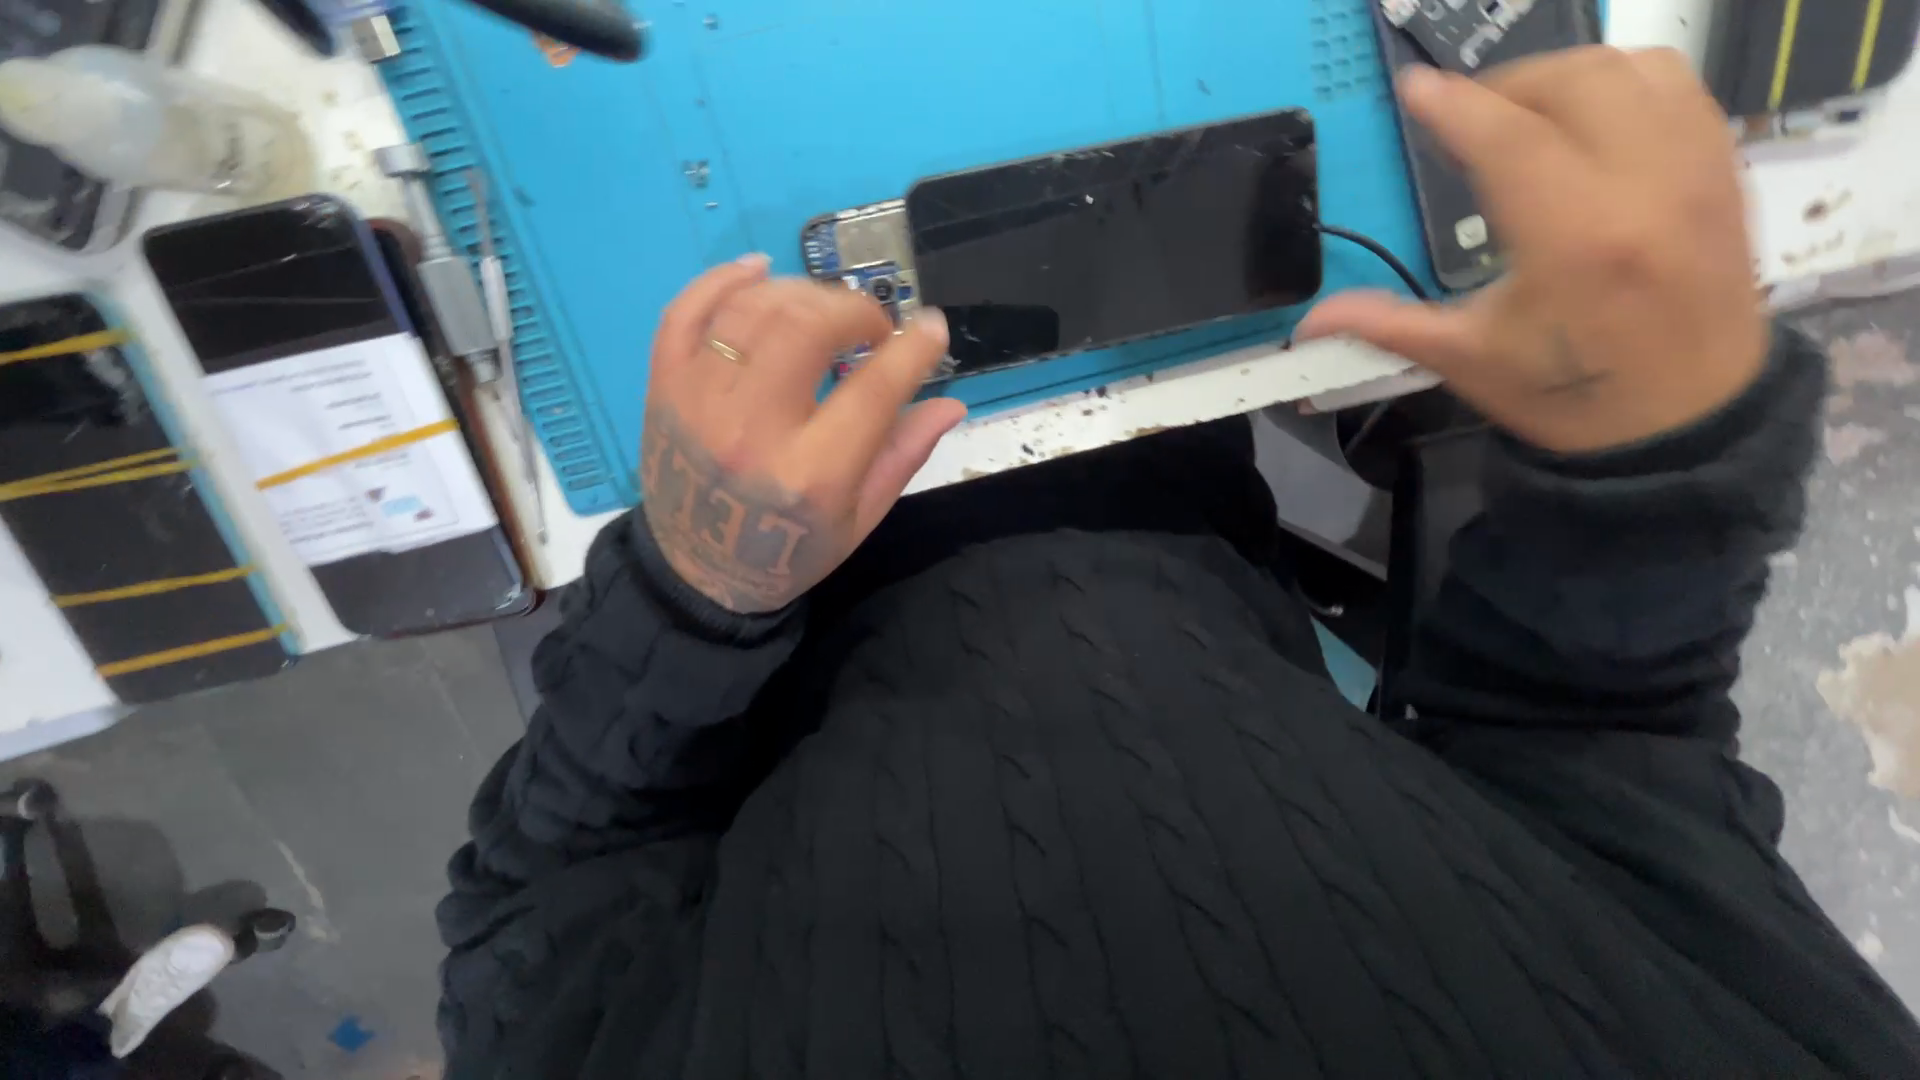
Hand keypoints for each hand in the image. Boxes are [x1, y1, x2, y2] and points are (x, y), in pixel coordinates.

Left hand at [639, 256, 965, 612]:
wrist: (700, 573)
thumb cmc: (792, 550)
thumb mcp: (860, 518)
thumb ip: (903, 455)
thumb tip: (952, 402)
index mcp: (813, 474)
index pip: (875, 388)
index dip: (914, 349)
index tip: (930, 327)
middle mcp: (753, 431)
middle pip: (808, 328)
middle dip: (855, 311)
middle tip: (872, 328)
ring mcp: (699, 402)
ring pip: (754, 310)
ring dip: (802, 294)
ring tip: (826, 312)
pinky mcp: (664, 387)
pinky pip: (687, 310)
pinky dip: (726, 280)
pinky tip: (761, 272)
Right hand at [1298, 48, 1767, 452]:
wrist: (1681, 420)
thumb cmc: (1564, 392)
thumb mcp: (1463, 361)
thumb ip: (1384, 325)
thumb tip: (1308, 321)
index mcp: (1572, 238)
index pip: (1508, 138)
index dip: (1452, 107)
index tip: (1413, 88)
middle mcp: (1643, 185)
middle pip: (1575, 82)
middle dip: (1507, 83)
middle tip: (1463, 111)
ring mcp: (1694, 169)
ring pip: (1634, 69)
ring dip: (1567, 74)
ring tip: (1522, 109)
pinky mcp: (1724, 169)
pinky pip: (1677, 87)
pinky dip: (1622, 84)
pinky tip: (1585, 121)